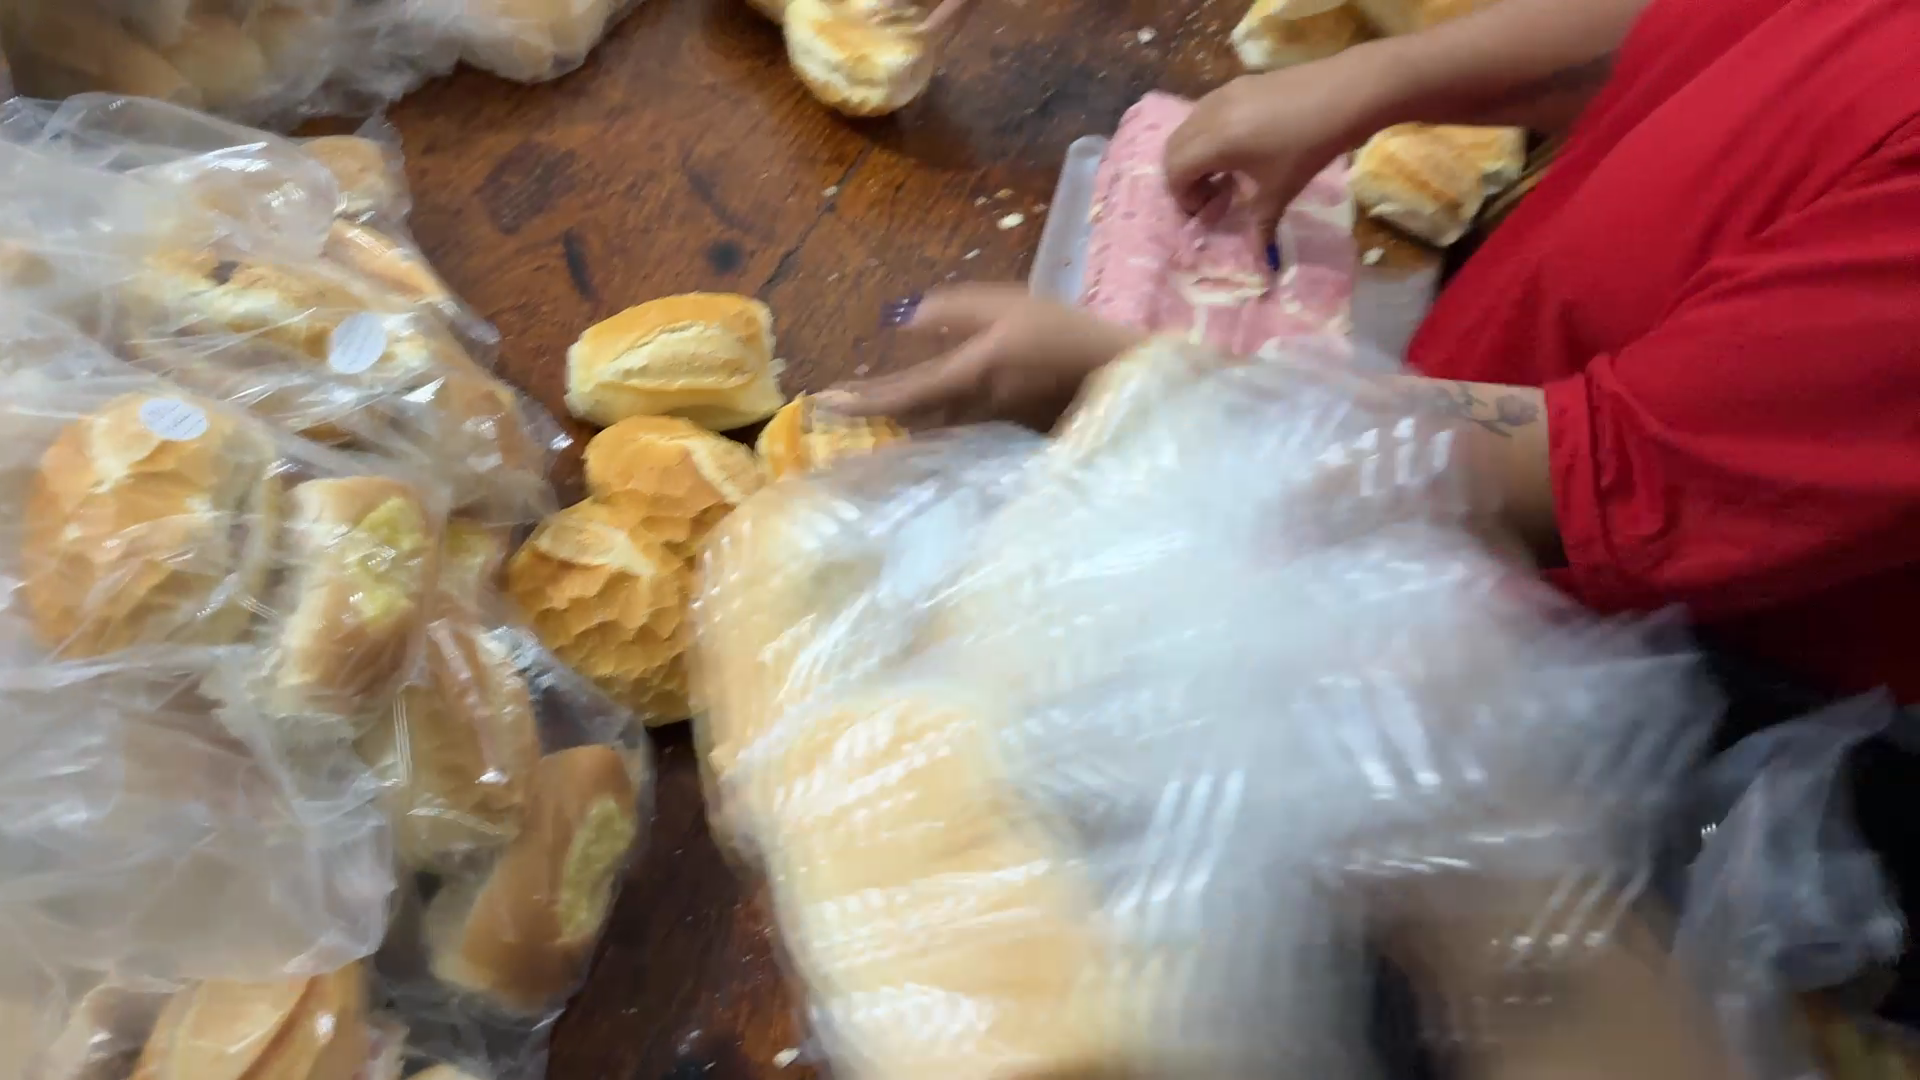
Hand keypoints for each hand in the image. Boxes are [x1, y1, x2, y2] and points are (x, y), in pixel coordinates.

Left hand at [818, 284, 1144, 430]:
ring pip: (929, 429)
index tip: (824, 401)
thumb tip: (902, 319)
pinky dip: (927, 423)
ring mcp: (985, 430)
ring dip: (897, 420)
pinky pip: (952, 432)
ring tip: (870, 407)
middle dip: (875, 413)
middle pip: (911, 419)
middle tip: (840, 406)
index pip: (905, 393)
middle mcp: (972, 411)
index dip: (863, 398)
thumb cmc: (1064, 332)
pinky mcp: (1000, 437)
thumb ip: (953, 310)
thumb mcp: (1008, 304)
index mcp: (972, 374)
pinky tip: (918, 414)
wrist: (1114, 377)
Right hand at [1164, 47, 1385, 235]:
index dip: (1183, 197)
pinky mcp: (1238, 84)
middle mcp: (1210, 115)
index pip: (1174, 172)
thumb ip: (1259, 227)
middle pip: (1173, 150)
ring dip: (1193, 155)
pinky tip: (1236, 148)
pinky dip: (1207, 136)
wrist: (1349, 93)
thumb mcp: (1280, 193)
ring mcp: (1223, 95)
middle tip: (1209, 195)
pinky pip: (1204, 113)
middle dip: (1182, 177)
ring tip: (1222, 172)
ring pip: (1186, 129)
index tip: (1208, 210)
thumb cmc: (1310, 147)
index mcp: (1215, 142)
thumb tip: (1259, 262)